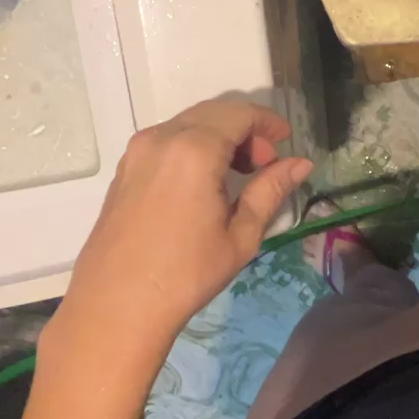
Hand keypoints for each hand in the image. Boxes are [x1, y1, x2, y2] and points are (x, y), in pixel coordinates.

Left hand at [50, 99, 312, 364]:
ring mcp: (137, 152)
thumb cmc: (188, 272)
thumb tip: (301, 164)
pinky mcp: (125, 170)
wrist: (117, 305)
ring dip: (220, 138)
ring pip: (189, 125)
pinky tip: (207, 183)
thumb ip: (271, 190)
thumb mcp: (242, 233)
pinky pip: (168, 141)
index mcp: (194, 150)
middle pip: (213, 113)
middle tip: (267, 163)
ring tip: (240, 174)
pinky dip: (195, 147)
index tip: (287, 142)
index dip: (268, 123)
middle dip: (246, 130)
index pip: (239, 114)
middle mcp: (162, 139)